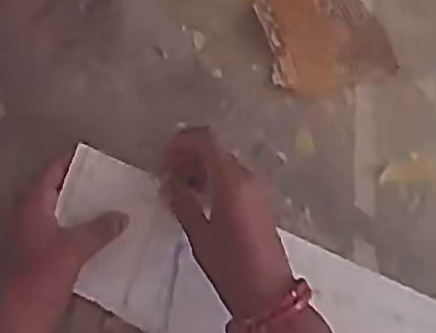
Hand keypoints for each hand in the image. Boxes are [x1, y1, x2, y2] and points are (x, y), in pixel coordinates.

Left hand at [0, 156, 126, 332]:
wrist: (19, 321)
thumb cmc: (41, 276)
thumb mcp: (74, 250)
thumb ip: (98, 229)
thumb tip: (122, 215)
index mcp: (32, 204)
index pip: (52, 170)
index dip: (70, 160)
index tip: (91, 155)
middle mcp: (26, 215)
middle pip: (54, 190)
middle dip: (77, 185)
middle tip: (102, 180)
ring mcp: (28, 237)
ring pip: (55, 212)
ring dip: (75, 209)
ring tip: (102, 205)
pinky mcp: (33, 257)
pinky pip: (55, 232)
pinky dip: (71, 228)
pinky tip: (90, 236)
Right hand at [163, 128, 296, 320]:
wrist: (269, 295)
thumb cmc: (232, 265)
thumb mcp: (200, 236)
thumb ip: (183, 204)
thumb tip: (168, 184)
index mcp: (231, 179)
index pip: (206, 140)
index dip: (183, 141)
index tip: (166, 154)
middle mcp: (245, 176)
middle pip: (214, 149)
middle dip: (189, 154)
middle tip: (169, 171)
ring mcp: (254, 187)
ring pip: (223, 162)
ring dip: (201, 166)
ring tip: (180, 185)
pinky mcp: (258, 200)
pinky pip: (232, 176)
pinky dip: (214, 177)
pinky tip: (199, 196)